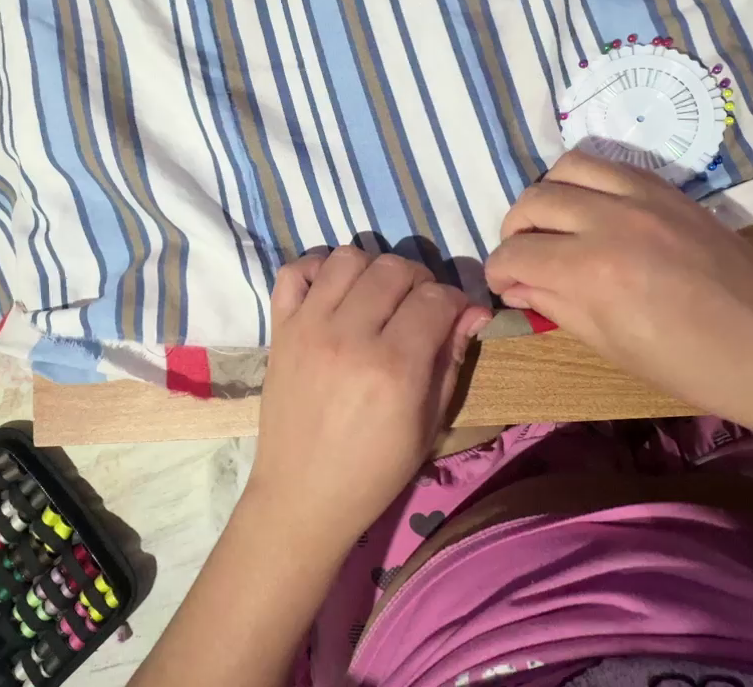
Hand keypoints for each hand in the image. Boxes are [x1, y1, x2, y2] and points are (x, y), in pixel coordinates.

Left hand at [245, 249, 492, 542]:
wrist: (302, 494)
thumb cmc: (374, 469)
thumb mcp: (429, 424)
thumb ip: (451, 360)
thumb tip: (473, 311)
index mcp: (394, 368)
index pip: (435, 297)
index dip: (454, 301)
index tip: (455, 316)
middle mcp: (349, 336)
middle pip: (393, 268)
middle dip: (417, 280)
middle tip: (418, 307)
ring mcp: (308, 327)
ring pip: (347, 258)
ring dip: (371, 269)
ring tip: (377, 297)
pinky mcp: (279, 328)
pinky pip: (293, 270)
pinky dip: (316, 269)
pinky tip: (333, 292)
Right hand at [485, 152, 752, 449]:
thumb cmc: (691, 367)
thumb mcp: (610, 345)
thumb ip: (555, 305)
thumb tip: (516, 285)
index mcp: (592, 272)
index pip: (516, 254)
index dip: (499, 271)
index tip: (503, 284)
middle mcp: (611, 221)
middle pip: (533, 201)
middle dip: (514, 230)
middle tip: (523, 257)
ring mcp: (645, 198)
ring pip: (567, 166)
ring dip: (548, 194)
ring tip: (554, 223)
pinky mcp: (671, 190)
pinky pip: (611, 164)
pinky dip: (587, 181)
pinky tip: (593, 209)